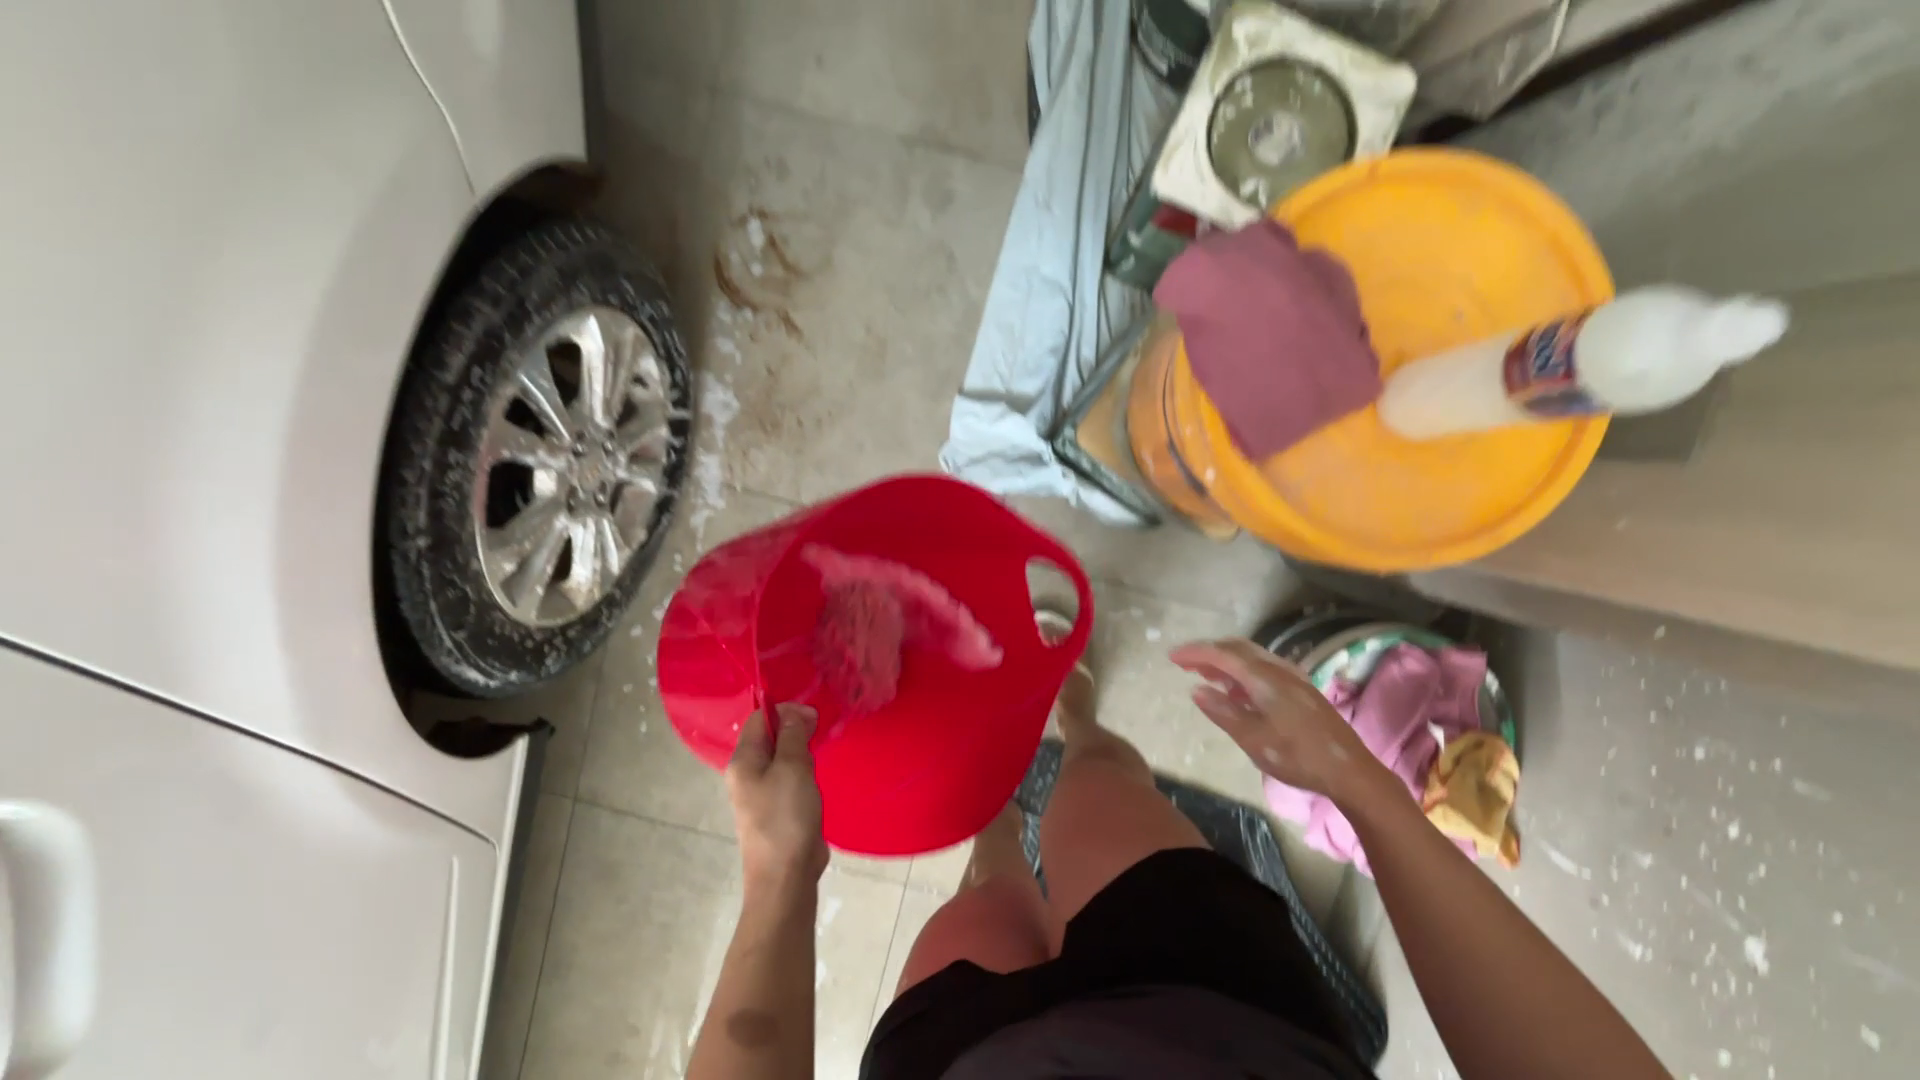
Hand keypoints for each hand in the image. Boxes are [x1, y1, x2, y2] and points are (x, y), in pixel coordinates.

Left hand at [725, 703, 827, 892]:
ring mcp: (761, 794)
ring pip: (783, 759)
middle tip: (818, 741)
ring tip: (818, 764)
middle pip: (771, 738)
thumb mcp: (792, 768)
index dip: (785, 711)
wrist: (785, 877)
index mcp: (742, 761)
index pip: (759, 719)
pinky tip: (817, 782)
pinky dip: (805, 776)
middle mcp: (746, 775)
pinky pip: (790, 780)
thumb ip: (793, 735)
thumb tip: (794, 710)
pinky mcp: (778, 810)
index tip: (813, 717)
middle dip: (796, 733)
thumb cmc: (786, 817)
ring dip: (802, 756)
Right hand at [1171, 638, 1388, 804]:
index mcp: (1265, 678)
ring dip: (1226, 662)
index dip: (1196, 653)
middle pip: (1238, 649)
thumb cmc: (1298, 757)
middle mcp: (1280, 670)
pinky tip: (1237, 691)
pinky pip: (1264, 669)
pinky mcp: (1302, 691)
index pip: (1223, 655)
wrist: (1351, 771)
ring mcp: (1294, 679)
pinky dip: (1242, 672)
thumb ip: (1223, 712)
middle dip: (1209, 652)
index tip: (1172, 657)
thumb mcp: (1253, 739)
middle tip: (1185, 663)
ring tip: (1205, 676)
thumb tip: (1196, 690)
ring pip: (1253, 658)